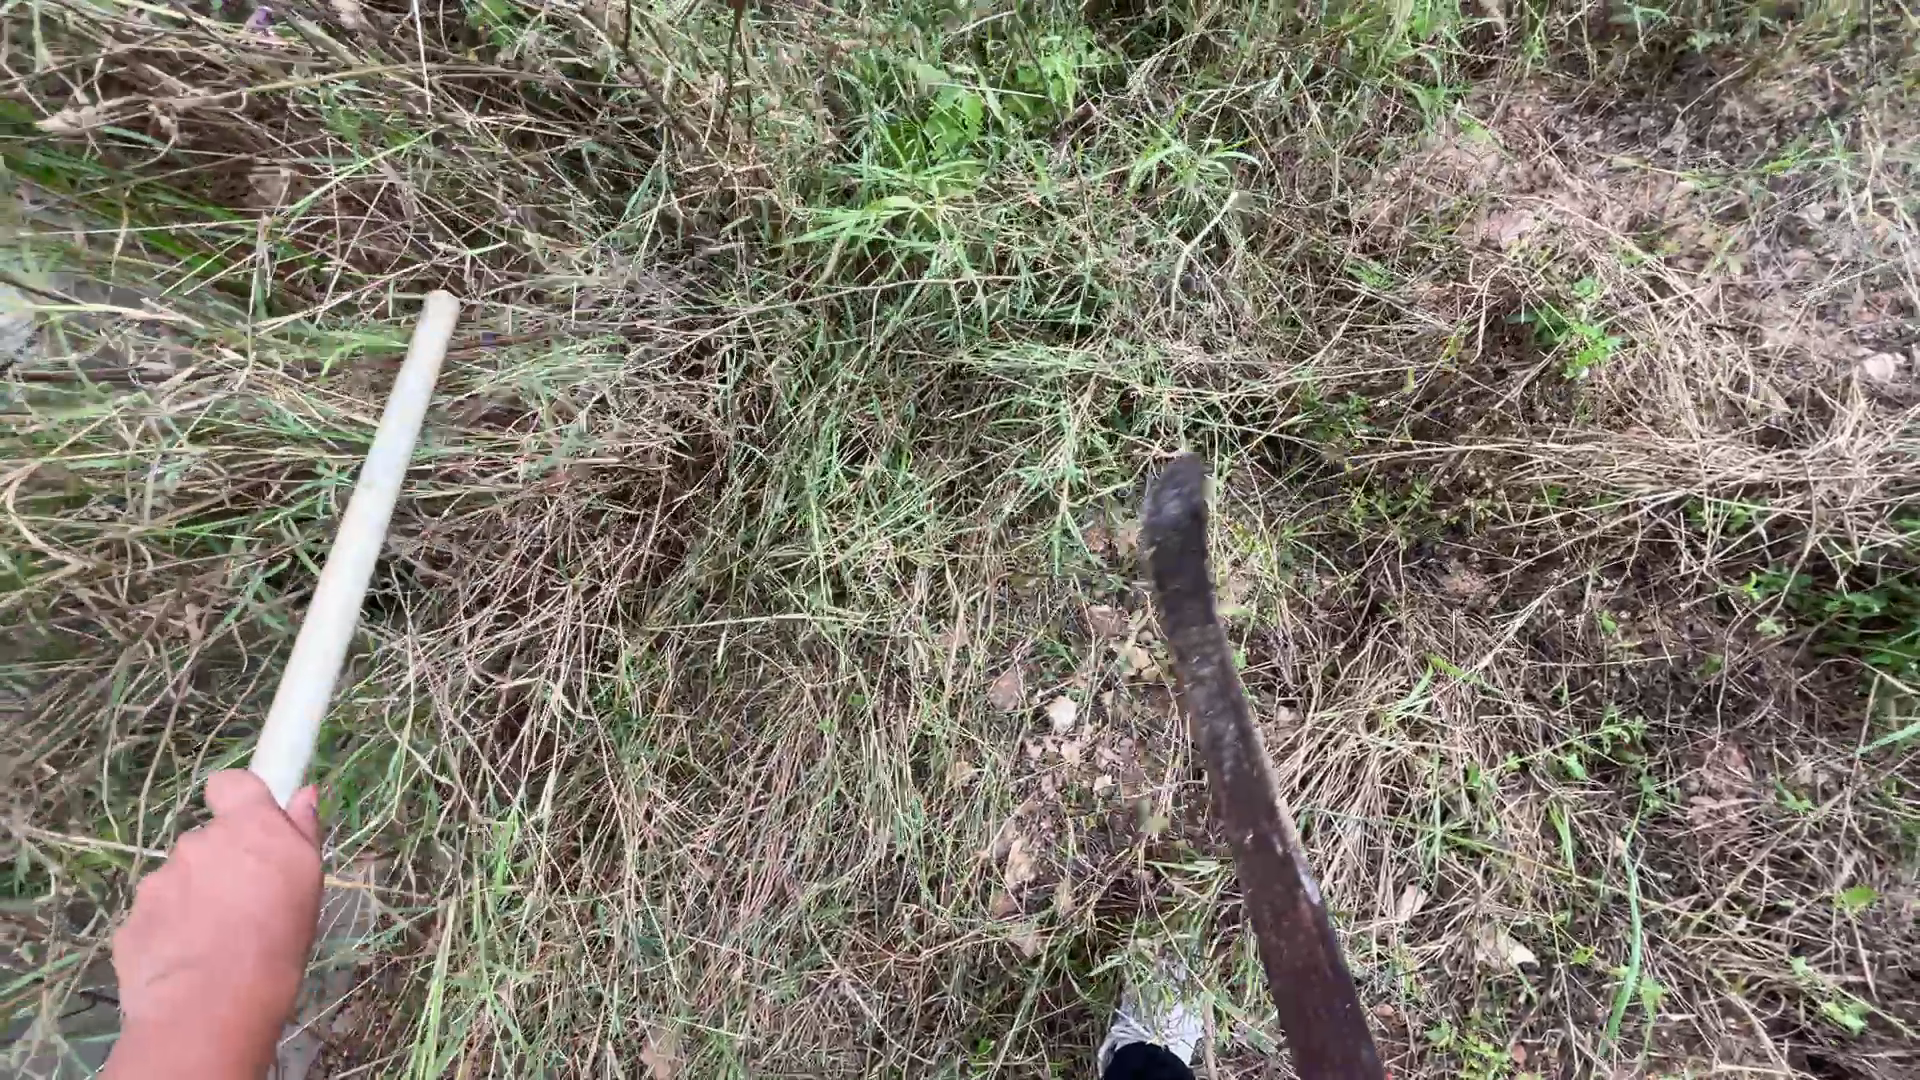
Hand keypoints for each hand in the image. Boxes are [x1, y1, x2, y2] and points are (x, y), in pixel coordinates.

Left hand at [104, 770, 321, 1079]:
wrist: (215, 994)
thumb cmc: (280, 924)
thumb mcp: (310, 872)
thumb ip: (302, 828)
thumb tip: (304, 793)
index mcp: (246, 825)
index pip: (229, 782)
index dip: (239, 794)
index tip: (252, 817)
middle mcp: (197, 844)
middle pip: (209, 838)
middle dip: (223, 857)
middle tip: (248, 890)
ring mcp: (157, 883)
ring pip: (182, 876)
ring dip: (198, 891)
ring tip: (220, 928)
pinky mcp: (131, 921)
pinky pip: (159, 911)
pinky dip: (175, 923)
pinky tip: (194, 949)